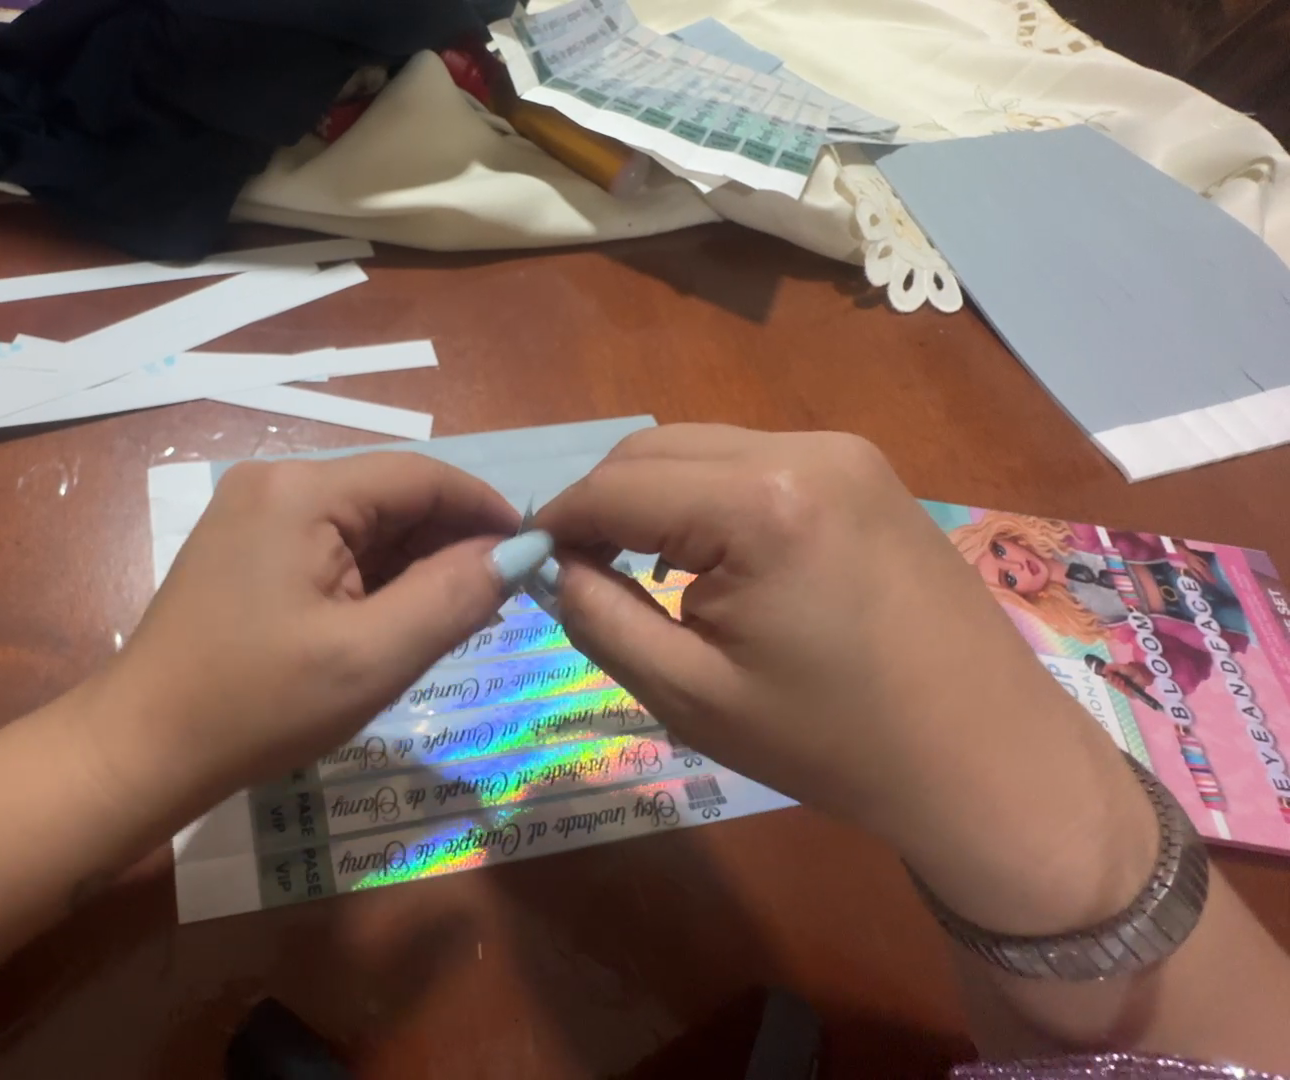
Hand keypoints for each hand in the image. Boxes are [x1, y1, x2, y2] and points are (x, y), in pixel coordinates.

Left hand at [102, 452, 521, 796]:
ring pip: (360, 523)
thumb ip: (453, 596)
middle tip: (496, 598)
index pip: (420, 475)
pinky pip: (327, 545)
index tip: (534, 551)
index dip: (483, 509)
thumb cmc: (259, 706)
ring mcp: (252, 514)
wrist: (146, 747)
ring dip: (410, 563)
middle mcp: (274, 482)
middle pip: (388, 496)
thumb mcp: (372, 657)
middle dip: (446, 542)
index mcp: (301, 490)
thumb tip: (516, 551)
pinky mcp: (244, 547)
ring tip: (451, 614)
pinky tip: (393, 615)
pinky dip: (370, 576)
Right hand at [533, 425, 1150, 930]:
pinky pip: (741, 460)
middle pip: (649, 450)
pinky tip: (700, 556)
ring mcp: (841, 451)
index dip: (557, 523)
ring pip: (692, 448)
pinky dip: (696, 497)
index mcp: (759, 505)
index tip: (527, 562)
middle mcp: (802, 449)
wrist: (990, 766)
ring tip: (636, 568)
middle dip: (598, 504)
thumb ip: (596, 616)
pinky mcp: (860, 469)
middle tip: (579, 571)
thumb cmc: (829, 743)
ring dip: (645, 498)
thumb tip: (553, 566)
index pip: (613, 487)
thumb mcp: (684, 694)